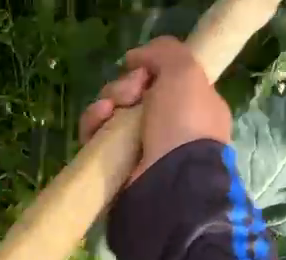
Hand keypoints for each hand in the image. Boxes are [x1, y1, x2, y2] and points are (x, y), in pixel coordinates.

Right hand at [78, 36, 232, 183]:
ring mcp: (140, 154)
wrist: (170, 181)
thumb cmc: (184, 123)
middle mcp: (167, 133)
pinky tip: (98, 120)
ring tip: (108, 109)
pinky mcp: (115, 171)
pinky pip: (96, 139)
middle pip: (134, 97)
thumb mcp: (185, 71)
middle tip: (130, 94)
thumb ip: (164, 52)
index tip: (144, 71)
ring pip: (113, 116)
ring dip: (106, 102)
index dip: (150, 71)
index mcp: (193, 112)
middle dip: (124, 87)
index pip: (164, 83)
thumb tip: (135, 58)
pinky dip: (93, 125)